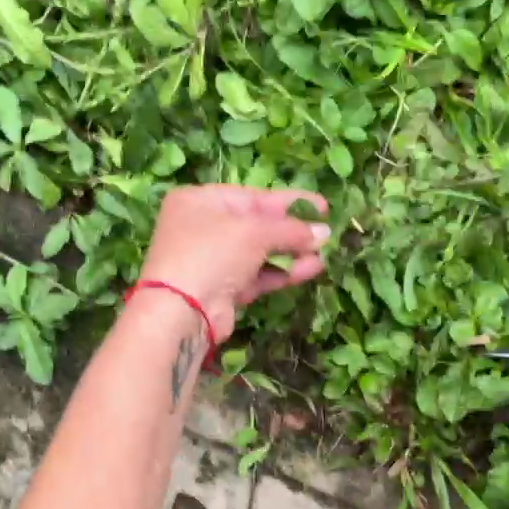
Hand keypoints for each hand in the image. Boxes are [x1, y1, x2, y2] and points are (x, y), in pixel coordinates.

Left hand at [137, 184, 333, 339]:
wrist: (181, 311)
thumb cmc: (211, 252)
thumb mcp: (254, 232)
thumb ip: (290, 230)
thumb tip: (324, 232)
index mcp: (200, 201)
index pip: (252, 197)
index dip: (288, 202)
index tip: (321, 206)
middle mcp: (203, 228)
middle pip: (257, 226)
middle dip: (292, 231)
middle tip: (326, 233)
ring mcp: (212, 261)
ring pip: (260, 253)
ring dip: (292, 254)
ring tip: (324, 254)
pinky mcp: (222, 289)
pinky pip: (257, 275)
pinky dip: (281, 273)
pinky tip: (309, 269)